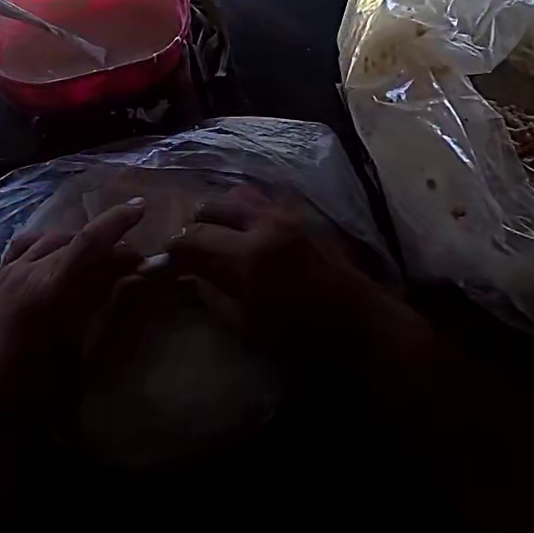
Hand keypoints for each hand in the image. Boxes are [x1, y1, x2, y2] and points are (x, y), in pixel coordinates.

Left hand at [0, 199, 147, 437]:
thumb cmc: (36, 395)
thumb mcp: (81, 355)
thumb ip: (109, 311)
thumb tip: (137, 279)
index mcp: (47, 291)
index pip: (88, 243)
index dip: (116, 221)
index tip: (141, 207)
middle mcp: (24, 272)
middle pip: (72, 242)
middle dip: (105, 244)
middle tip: (132, 262)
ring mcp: (4, 275)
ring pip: (48, 240)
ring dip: (76, 242)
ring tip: (98, 258)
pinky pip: (22, 249)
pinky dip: (46, 246)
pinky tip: (58, 259)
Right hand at [166, 186, 429, 369]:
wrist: (365, 326)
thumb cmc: (304, 337)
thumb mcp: (248, 327)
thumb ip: (212, 296)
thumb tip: (190, 278)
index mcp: (249, 254)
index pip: (195, 236)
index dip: (176, 246)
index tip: (168, 256)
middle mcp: (265, 224)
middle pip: (212, 207)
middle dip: (195, 225)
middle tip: (192, 247)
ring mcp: (287, 215)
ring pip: (238, 195)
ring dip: (220, 212)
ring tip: (219, 235)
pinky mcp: (303, 216)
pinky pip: (264, 199)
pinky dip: (246, 209)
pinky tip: (248, 231)